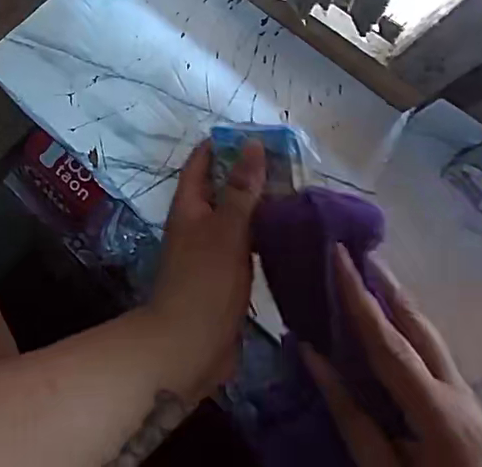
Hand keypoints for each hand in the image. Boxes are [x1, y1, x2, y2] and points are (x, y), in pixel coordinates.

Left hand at [145, 139, 264, 401]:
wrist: (188, 346)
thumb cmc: (204, 281)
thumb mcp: (226, 229)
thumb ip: (241, 189)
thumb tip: (252, 144)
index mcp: (189, 204)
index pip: (202, 161)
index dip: (224, 144)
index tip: (256, 136)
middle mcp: (196, 221)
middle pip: (221, 186)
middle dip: (247, 173)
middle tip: (286, 165)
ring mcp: (209, 249)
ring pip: (234, 215)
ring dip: (257, 204)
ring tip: (293, 194)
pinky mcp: (223, 275)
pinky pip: (243, 243)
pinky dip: (261, 234)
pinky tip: (287, 234)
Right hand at [302, 245, 481, 466]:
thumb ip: (348, 413)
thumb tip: (310, 352)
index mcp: (437, 411)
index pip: (388, 339)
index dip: (358, 294)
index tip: (337, 252)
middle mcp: (459, 395)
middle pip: (419, 325)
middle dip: (386, 285)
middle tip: (357, 251)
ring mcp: (471, 402)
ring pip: (432, 337)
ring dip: (399, 303)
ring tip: (370, 275)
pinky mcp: (471, 412)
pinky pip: (435, 354)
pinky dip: (409, 328)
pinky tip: (393, 325)